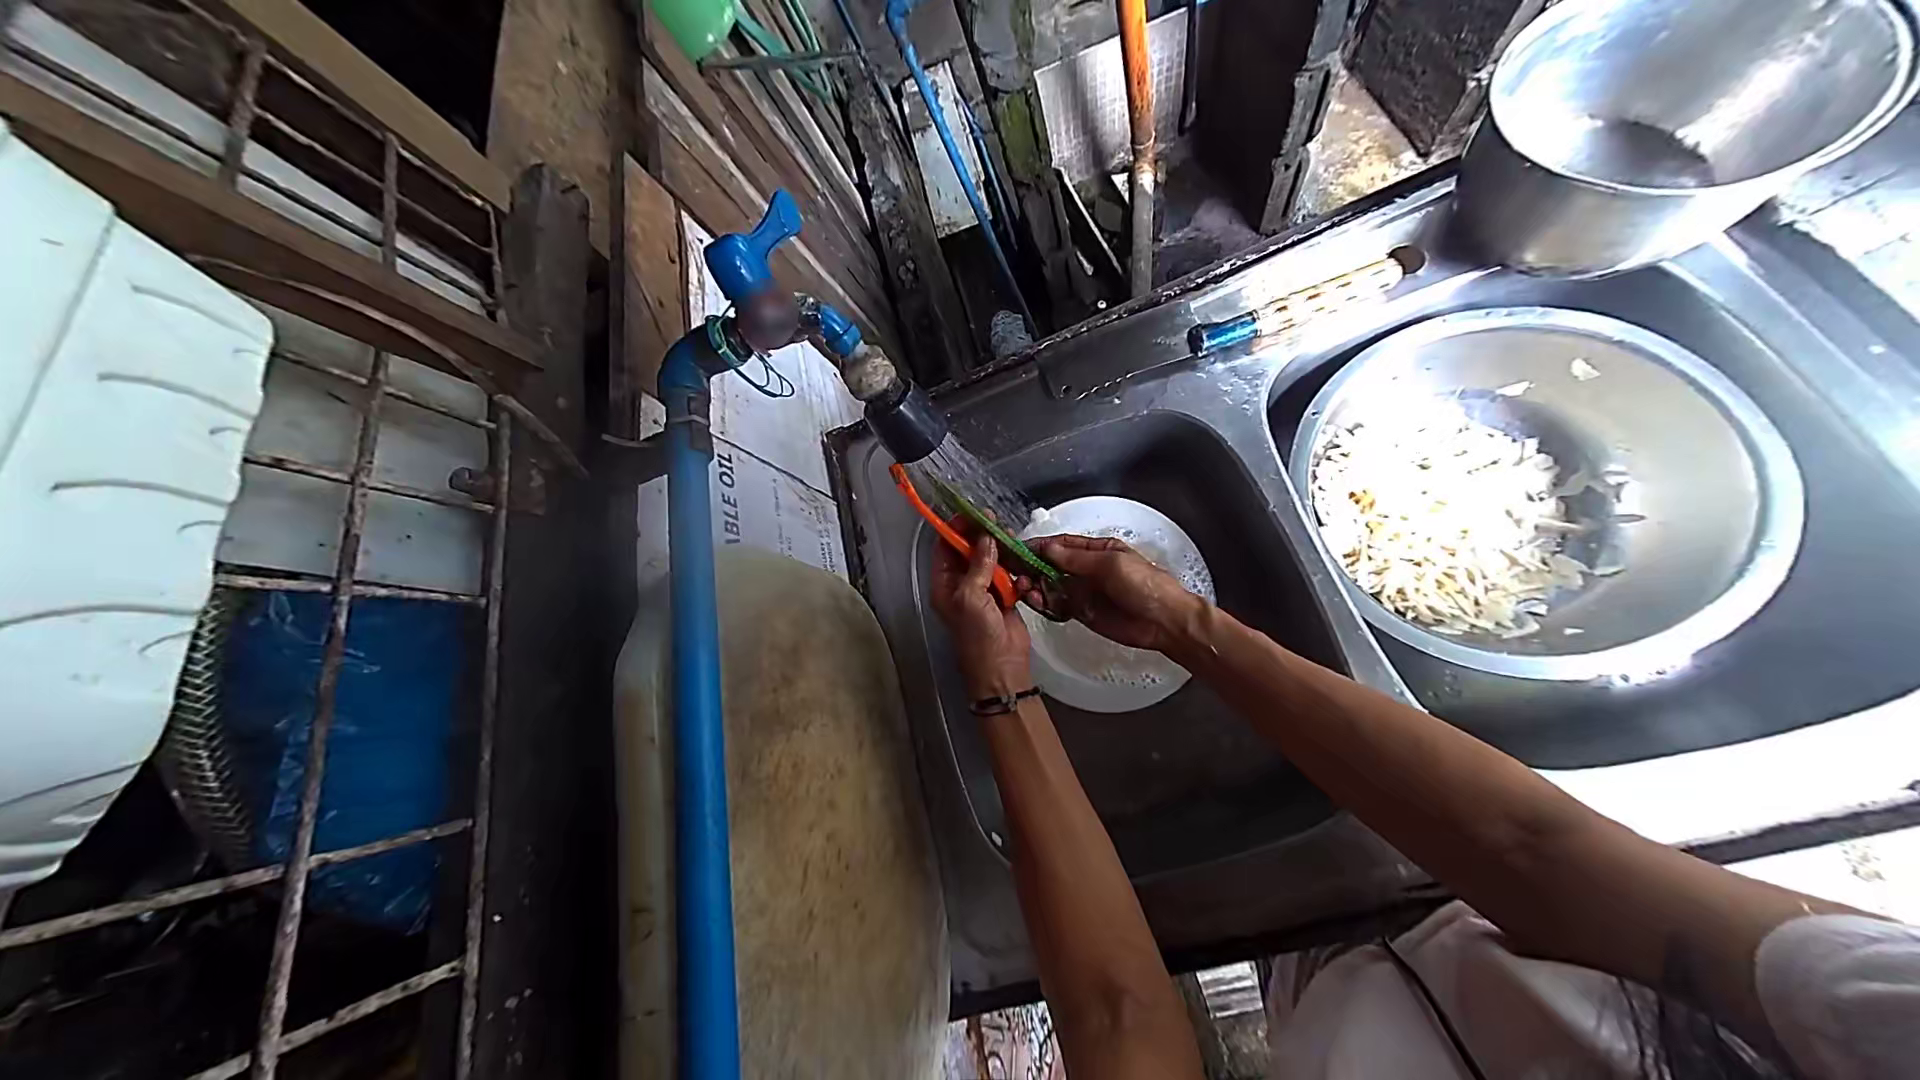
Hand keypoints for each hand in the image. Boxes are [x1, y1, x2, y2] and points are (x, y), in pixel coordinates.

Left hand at [930, 533, 1033, 699]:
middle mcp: (961, 585)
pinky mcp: (1003, 596)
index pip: (945, 549)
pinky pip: (1008, 574)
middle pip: (969, 551)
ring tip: (1009, 540)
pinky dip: (1014, 570)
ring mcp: (983, 590)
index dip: (955, 530)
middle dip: (981, 537)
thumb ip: (978, 565)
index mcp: (944, 585)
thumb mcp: (970, 597)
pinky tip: (1019, 567)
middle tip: (993, 522)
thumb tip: (985, 539)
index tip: (969, 514)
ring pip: (990, 560)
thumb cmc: (977, 638)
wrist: (1003, 666)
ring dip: (1000, 551)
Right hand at [1026, 535, 1206, 653]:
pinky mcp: (1082, 611)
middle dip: (1033, 568)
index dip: (1040, 546)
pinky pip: (1057, 606)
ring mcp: (1083, 591)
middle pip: (1051, 565)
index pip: (1061, 545)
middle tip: (1017, 573)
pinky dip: (1045, 604)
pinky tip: (1036, 603)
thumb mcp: (1110, 565)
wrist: (1164, 622)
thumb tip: (1049, 549)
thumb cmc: (1145, 585)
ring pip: (1051, 586)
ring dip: (1036, 586)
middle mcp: (1087, 569)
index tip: (1018, 549)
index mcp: (1097, 550)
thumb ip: (1076, 559)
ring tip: (1025, 589)